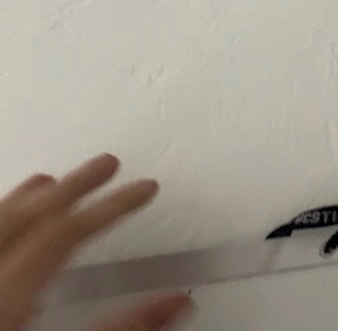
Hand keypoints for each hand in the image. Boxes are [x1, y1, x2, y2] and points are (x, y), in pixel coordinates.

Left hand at [0, 155, 192, 330]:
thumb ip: (118, 328)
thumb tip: (177, 301)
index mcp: (5, 297)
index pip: (64, 233)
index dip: (111, 205)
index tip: (144, 188)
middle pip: (17, 222)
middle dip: (67, 189)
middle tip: (104, 165)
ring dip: (16, 205)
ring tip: (44, 183)